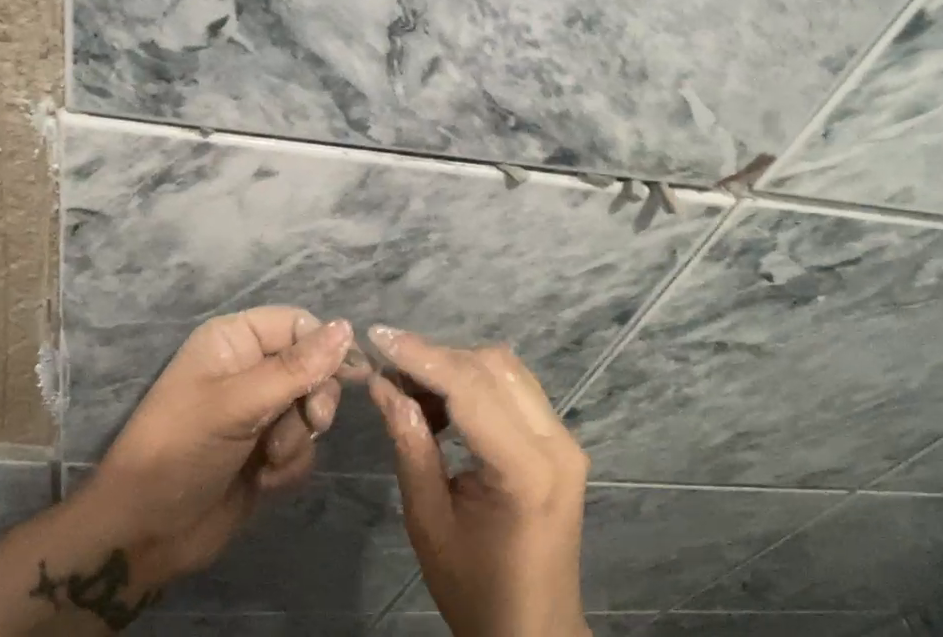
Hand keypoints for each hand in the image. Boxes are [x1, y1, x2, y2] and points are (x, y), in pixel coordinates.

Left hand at [84, 307, 354, 583]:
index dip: (325, 347)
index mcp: (233, 341)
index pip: (297, 324)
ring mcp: (257, 413)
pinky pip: (303, 447)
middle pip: (313, 367)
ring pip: (311, 411)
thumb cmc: (182, 450)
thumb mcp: (238, 405)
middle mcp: (248, 369)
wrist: (147, 531)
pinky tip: (264, 481)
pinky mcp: (265, 452)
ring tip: (269, 460)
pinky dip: (290, 465)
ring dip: (298, 439)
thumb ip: (296, 369)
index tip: (350, 376)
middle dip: (314, 400)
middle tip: (313, 422)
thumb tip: (347, 327)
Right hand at [367, 326, 590, 636]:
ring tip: (410, 390)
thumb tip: (384, 385)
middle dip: (436, 358)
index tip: (377, 336)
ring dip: (456, 367)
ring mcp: (565, 441)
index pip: (470, 388)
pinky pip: (516, 390)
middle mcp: (557, 443)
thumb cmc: (476, 587)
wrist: (534, 630)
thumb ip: (410, 446)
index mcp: (526, 470)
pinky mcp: (561, 443)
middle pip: (493, 367)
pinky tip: (442, 406)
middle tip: (388, 371)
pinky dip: (475, 383)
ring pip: (507, 370)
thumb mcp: (428, 521)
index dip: (421, 355)